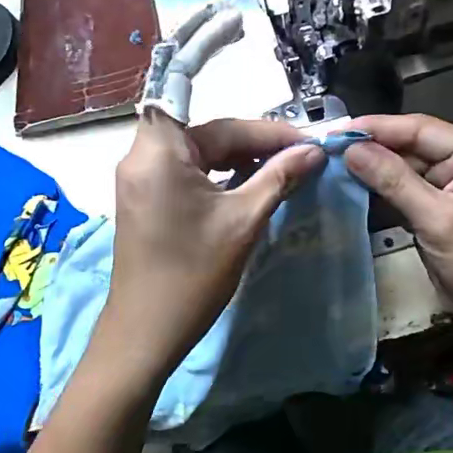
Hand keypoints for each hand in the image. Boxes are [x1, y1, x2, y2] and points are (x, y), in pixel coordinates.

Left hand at [98, 111, 324, 376]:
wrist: (146, 331)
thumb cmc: (194, 274)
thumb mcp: (243, 221)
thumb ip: (279, 177)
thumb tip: (314, 151)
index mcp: (159, 153)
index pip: (219, 121)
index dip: (264, 127)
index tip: (303, 141)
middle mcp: (141, 157)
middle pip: (204, 132)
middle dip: (253, 142)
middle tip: (299, 157)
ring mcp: (138, 180)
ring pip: (195, 152)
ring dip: (236, 158)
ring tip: (281, 170)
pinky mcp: (143, 200)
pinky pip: (184, 173)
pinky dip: (216, 175)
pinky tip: (247, 186)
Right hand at [345, 114, 452, 356]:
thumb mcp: (440, 220)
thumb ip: (394, 182)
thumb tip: (351, 150)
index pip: (421, 129)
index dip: (378, 128)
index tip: (335, 131)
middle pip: (410, 148)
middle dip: (370, 151)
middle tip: (325, 151)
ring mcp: (449, 190)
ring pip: (402, 172)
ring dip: (370, 173)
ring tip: (328, 167)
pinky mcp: (435, 214)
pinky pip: (402, 196)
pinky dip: (379, 195)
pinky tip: (348, 190)